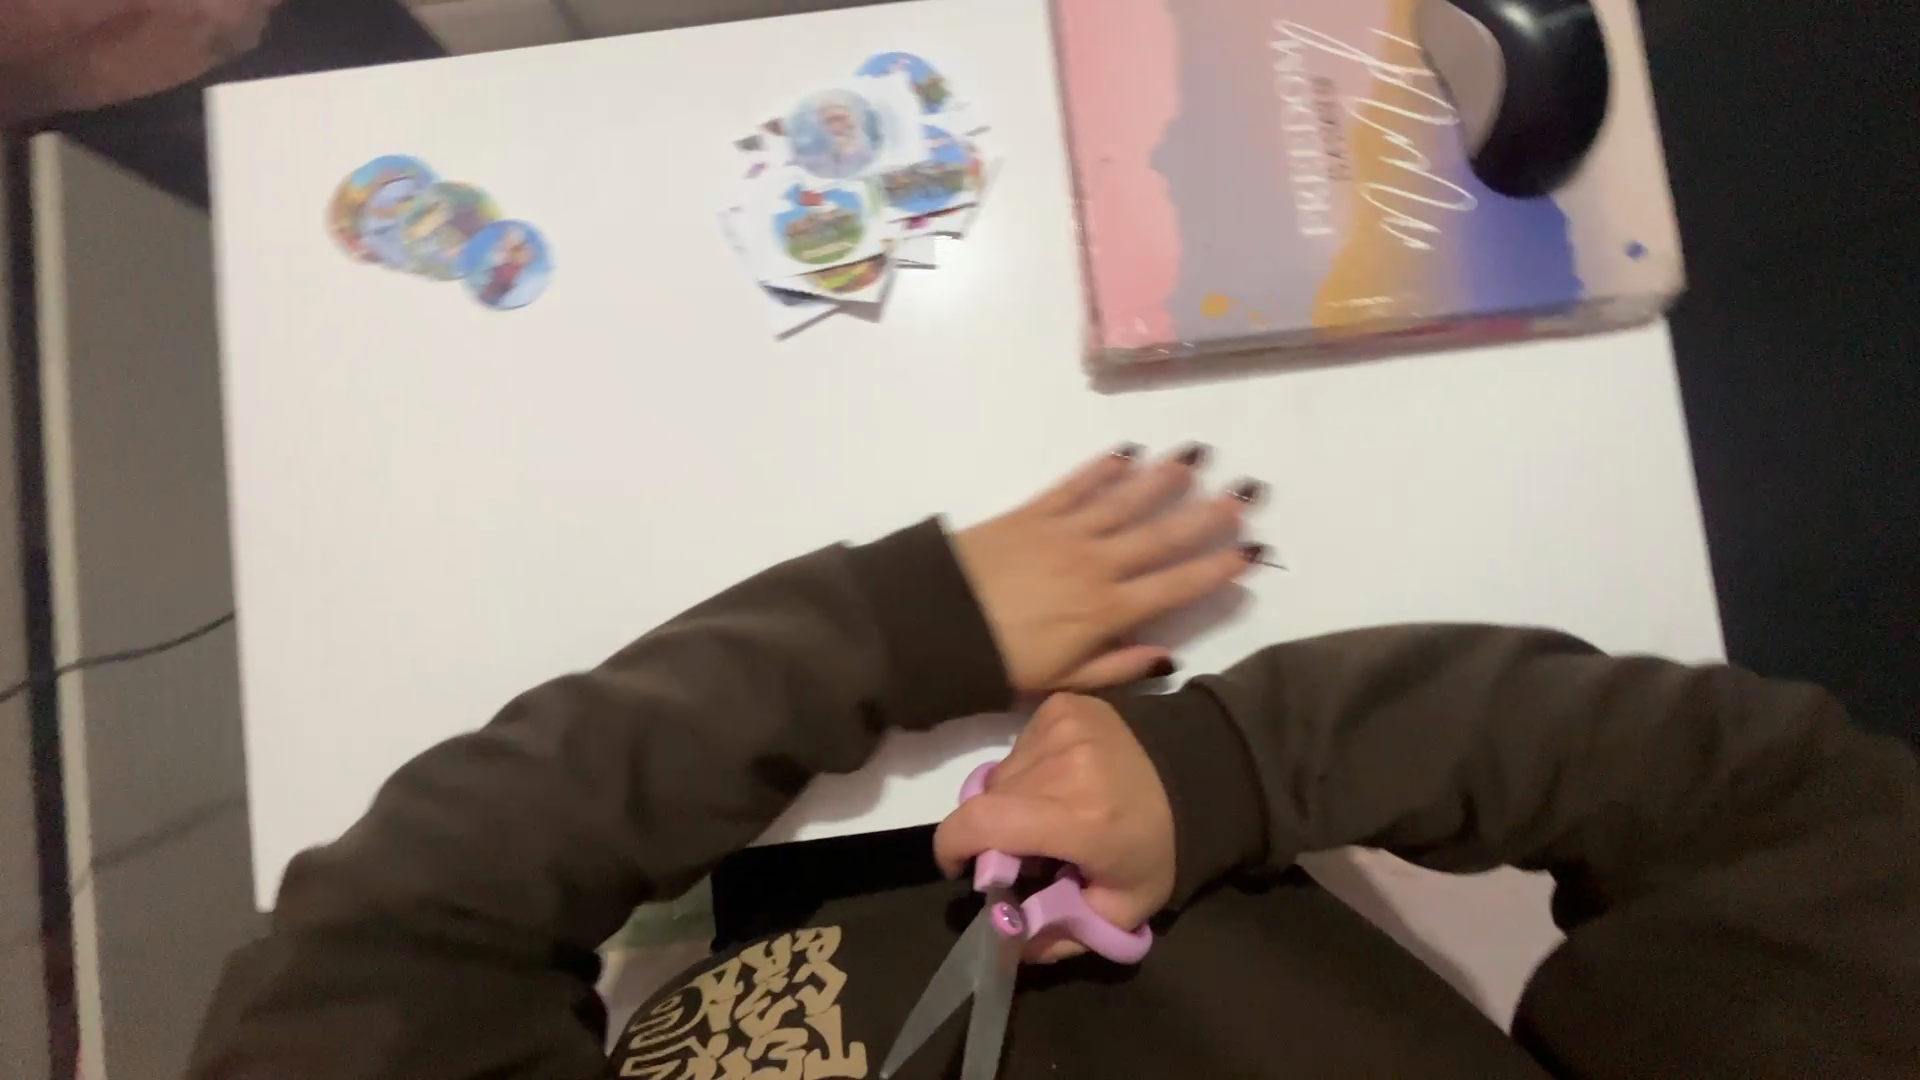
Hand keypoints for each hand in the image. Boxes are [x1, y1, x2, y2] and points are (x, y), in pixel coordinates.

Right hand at [933, 693, 1175, 961]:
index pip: (985, 822)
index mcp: (1080, 818)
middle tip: (1022, 847)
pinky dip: (1028, 765)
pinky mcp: (1061, 704)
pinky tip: (1061, 775)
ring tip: (1049, 807)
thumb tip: (1004, 937)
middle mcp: (1065, 763)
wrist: (1191, 772)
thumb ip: (1058, 932)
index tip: (959, 867)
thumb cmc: (1153, 846)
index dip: (952, 845)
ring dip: (1012, 796)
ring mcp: (1061, 725)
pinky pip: (1019, 744)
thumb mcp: (1119, 909)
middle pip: (990, 799)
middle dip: (991, 830)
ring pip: (1003, 771)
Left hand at [952, 443, 1264, 693]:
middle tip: (1246, 492)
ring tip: (1197, 459)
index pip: (1175, 587)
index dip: (1216, 569)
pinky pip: (1075, 486)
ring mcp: (1065, 533)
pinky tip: (1126, 452)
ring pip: (1125, 502)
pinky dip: (1102, 468)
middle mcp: (1096, 565)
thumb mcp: (1060, 681)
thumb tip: (1169, 655)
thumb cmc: (997, 659)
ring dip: (1163, 480)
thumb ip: (1117, 667)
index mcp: (1106, 611)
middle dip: (1208, 515)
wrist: (933, 621)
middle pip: (1161, 537)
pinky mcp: (1033, 512)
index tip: (1252, 551)